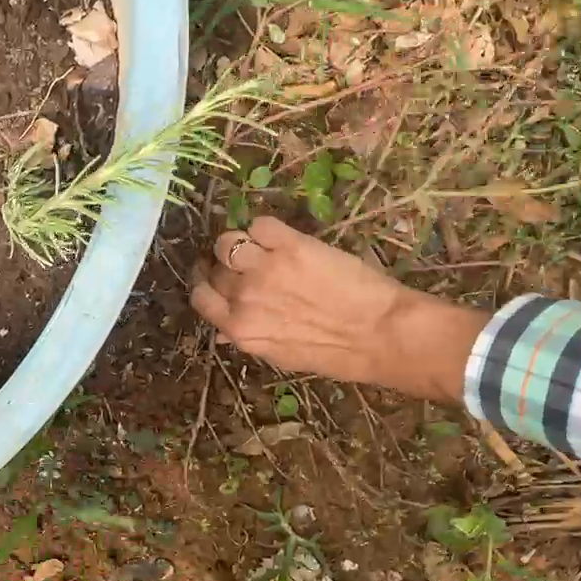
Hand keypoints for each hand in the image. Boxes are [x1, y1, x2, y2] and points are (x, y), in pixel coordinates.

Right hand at [189, 215, 486, 403]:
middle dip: (224, 266)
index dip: (206, 285)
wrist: (379, 334)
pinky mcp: (292, 245)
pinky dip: (265, 230)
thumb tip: (225, 331)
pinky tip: (280, 239)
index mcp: (238, 328)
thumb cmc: (331, 353)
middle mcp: (244, 297)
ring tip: (258, 247)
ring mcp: (265, 268)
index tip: (215, 280)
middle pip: (215, 269)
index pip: (200, 297)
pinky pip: (261, 225)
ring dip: (238, 243)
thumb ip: (247, 337)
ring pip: (229, 242)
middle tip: (243, 265)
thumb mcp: (279, 356)